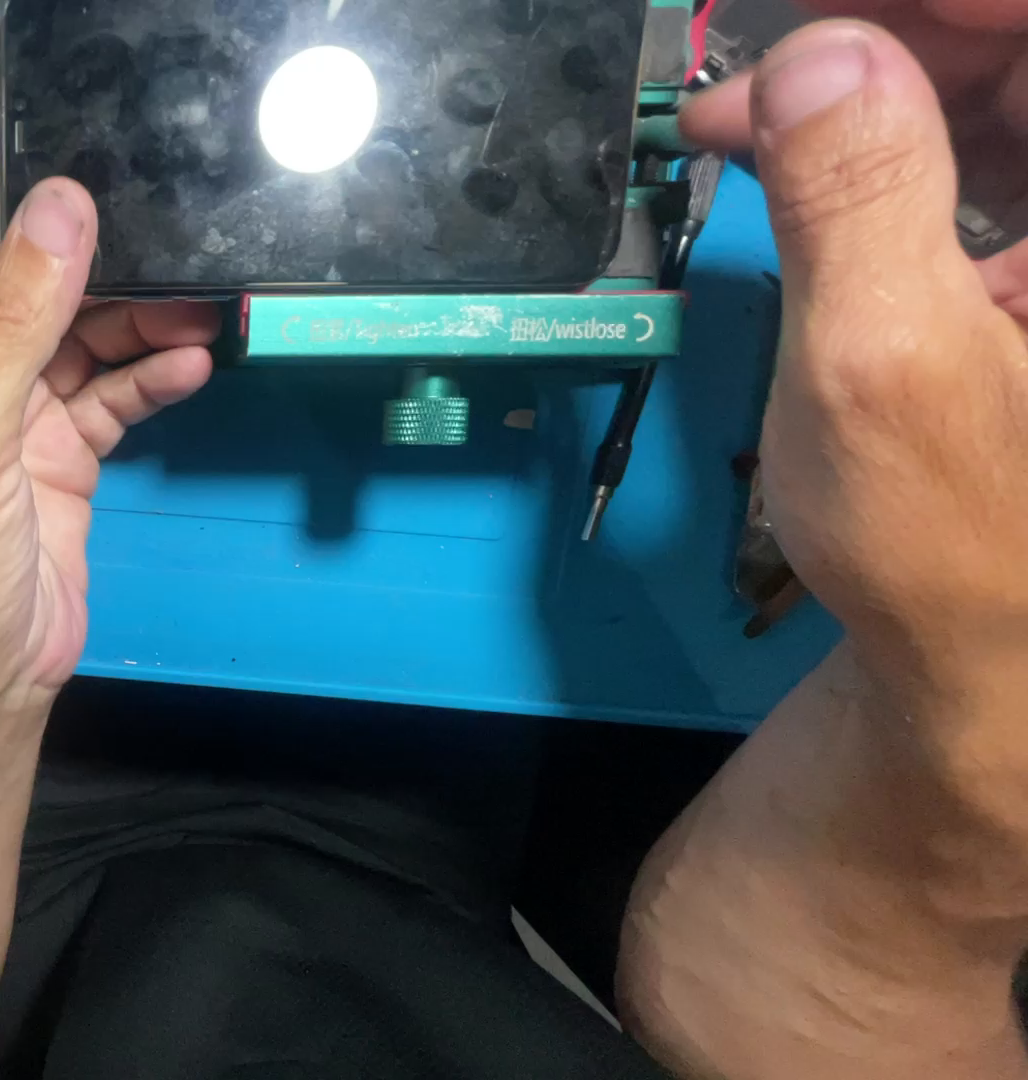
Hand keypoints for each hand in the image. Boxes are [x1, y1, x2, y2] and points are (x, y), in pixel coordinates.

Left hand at [0, 180, 217, 777]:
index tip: (106, 170)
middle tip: (179, 247)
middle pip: (46, 293)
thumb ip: (14, 326)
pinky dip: (150, 381)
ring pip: (89, 345)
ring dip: (142, 325)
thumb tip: (61, 208)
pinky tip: (191, 367)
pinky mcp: (70, 459)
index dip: (33, 210)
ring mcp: (26, 420)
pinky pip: (114, 401)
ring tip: (203, 309)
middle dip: (107, 269)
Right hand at [680, 15, 1027, 687]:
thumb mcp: (876, 362)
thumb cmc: (943, 524)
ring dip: (862, 83)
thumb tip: (805, 62)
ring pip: (999, 90)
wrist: (987, 633)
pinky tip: (786, 148)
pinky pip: (974, 147)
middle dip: (888, 35)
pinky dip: (869, 136)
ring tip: (739, 110)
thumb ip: (851, 202)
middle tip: (751, 60)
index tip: (804, 5)